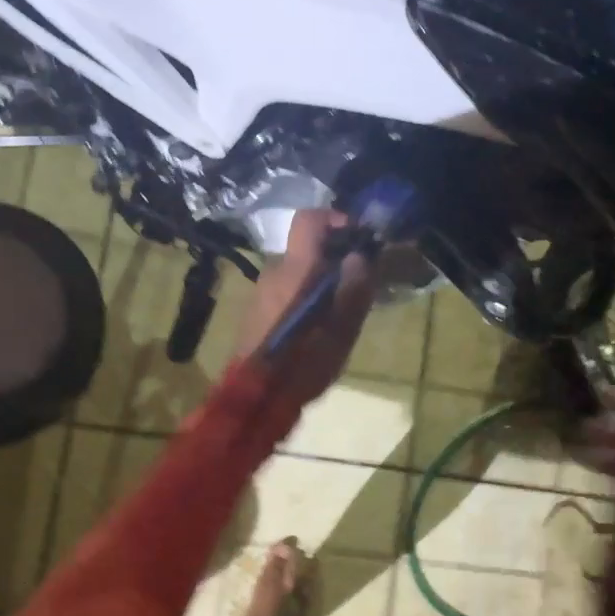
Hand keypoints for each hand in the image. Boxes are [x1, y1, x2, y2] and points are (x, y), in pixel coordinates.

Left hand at [231, 209, 376, 405]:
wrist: (254, 397)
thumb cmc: (302, 362)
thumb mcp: (340, 332)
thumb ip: (352, 290)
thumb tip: (360, 255)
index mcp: (295, 269)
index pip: (308, 219)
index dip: (334, 220)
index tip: (357, 239)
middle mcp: (274, 270)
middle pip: (307, 249)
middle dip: (335, 259)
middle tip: (359, 286)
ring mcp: (261, 290)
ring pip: (297, 272)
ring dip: (320, 281)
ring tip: (341, 313)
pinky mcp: (255, 310)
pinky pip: (285, 290)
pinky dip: (304, 296)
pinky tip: (316, 327)